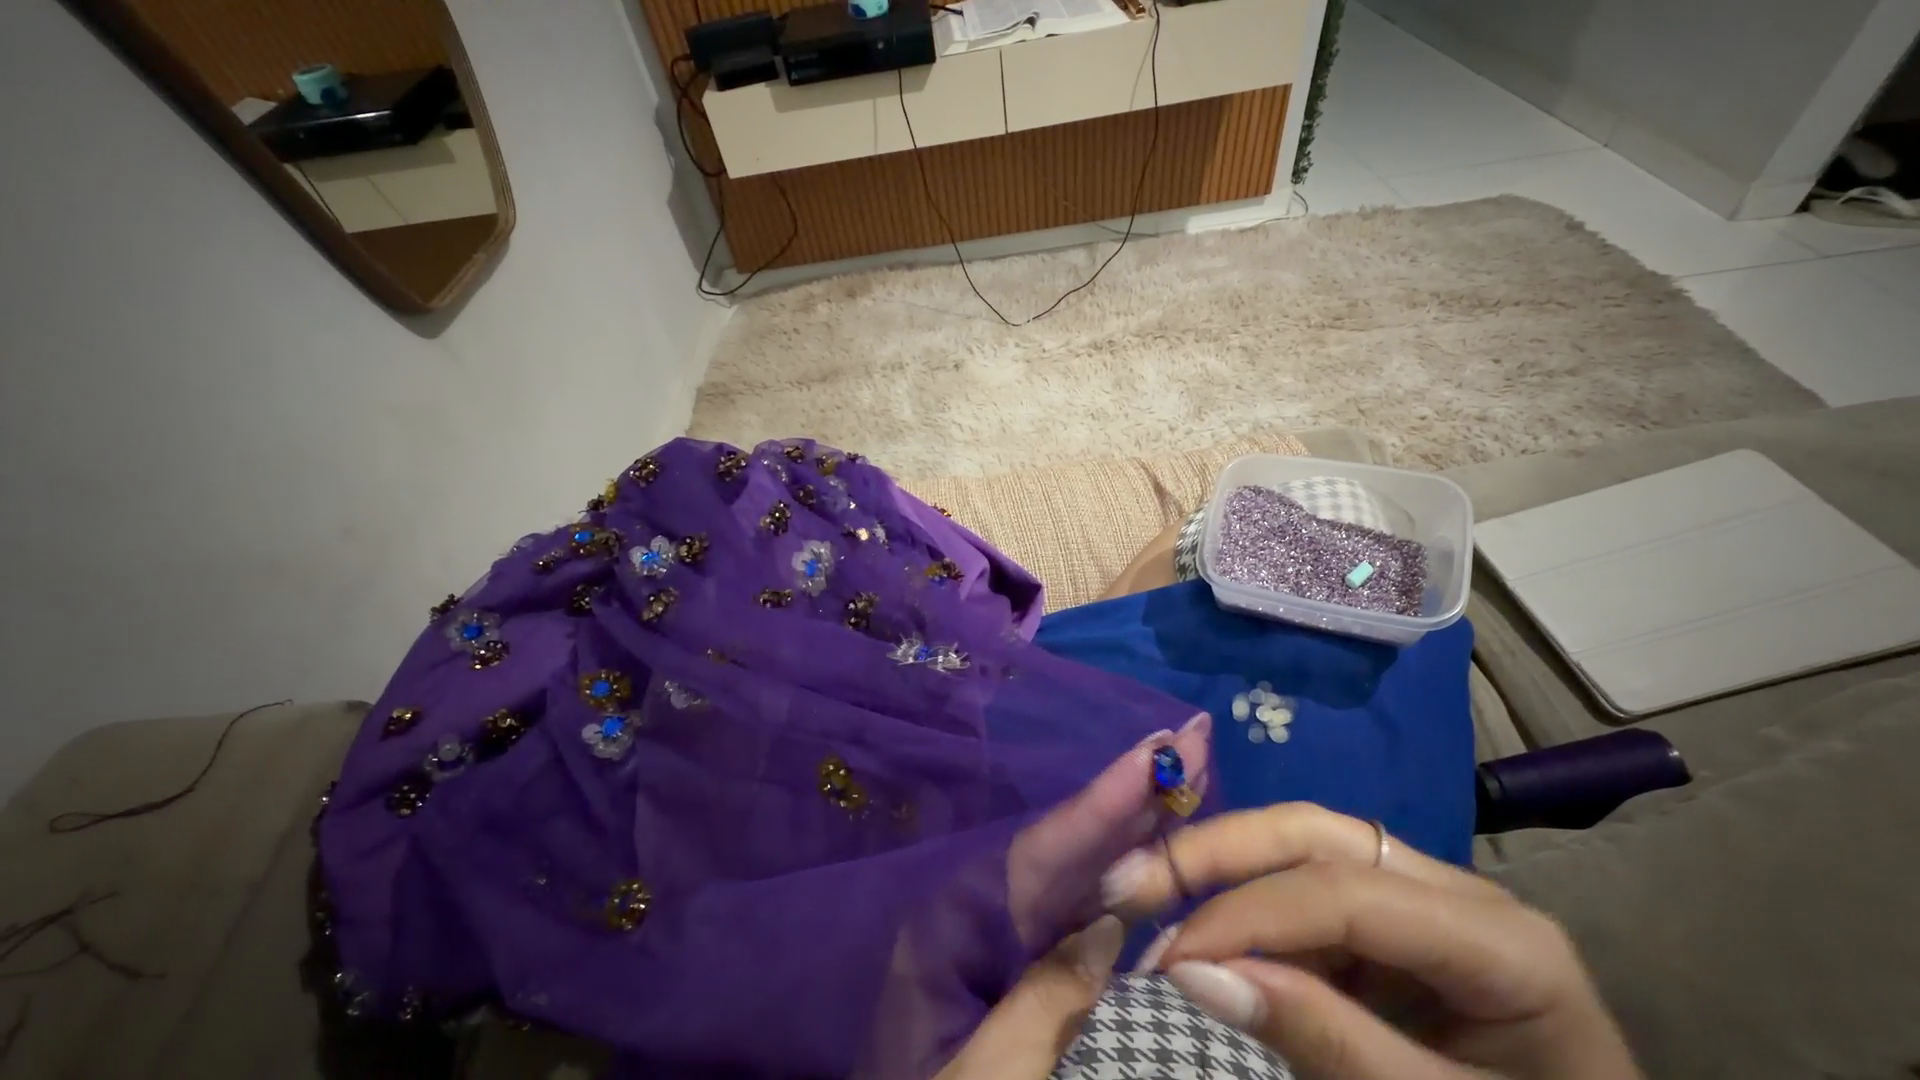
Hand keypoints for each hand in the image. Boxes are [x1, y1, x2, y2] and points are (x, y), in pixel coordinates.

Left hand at [874, 714, 1211, 1079]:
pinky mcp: (1019, 976)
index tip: (1156, 750)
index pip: (1042, 853)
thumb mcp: (984, 1076)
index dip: (1104, 802)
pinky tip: (1156, 861)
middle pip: (1064, 851)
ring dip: (1129, 829)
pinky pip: (1074, 920)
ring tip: (1186, 779)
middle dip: (1128, 799)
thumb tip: (1109, 929)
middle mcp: (981, 920)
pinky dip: (1117, 886)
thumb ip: (1047, 1001)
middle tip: (1189, 742)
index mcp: (957, 929)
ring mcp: (1001, 947)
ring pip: (1075, 878)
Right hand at [1105, 803, 1640, 1079]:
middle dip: (1217, 852)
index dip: (1246, 917)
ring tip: (1144, 892)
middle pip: (1317, 837)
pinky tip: (1200, 935)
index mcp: (1499, 940)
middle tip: (1128, 881)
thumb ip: (1325, 1042)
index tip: (1165, 962)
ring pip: (1304, 851)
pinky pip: (1306, 901)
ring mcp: (1422, 906)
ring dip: (1220, 870)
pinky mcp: (1391, 933)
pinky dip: (1245, 914)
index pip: (1345, 892)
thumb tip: (1193, 975)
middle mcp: (1457, 895)